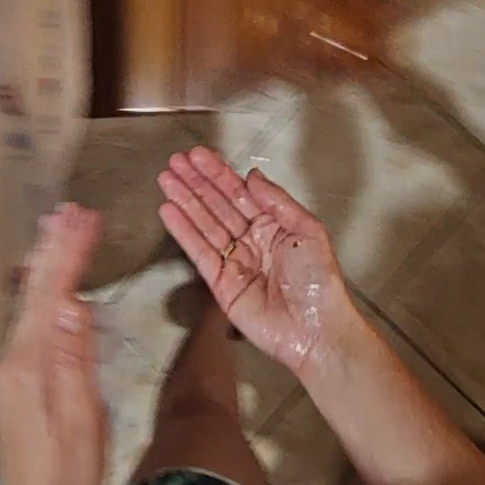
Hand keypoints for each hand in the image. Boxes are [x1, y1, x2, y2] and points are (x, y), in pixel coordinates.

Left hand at [0, 203, 105, 484]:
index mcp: (31, 362)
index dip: (70, 252)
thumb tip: (74, 304)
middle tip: (74, 211)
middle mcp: (15, 356)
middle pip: (37, 288)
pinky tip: (43, 274)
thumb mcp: (81, 416)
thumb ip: (76, 358)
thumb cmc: (66, 468)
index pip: (53, 292)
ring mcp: (13, 363)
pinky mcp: (19, 372)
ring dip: (47, 258)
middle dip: (57, 246)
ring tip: (57, 225)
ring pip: (30, 297)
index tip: (86, 219)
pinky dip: (40, 283)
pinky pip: (29, 311)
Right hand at [156, 147, 358, 378]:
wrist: (317, 330)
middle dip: (195, 182)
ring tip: (166, 179)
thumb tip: (252, 174)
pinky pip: (199, 252)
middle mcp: (250, 239)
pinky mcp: (220, 284)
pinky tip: (169, 211)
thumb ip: (277, 201)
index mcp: (272, 225)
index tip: (198, 155)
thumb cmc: (319, 281)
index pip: (239, 192)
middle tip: (174, 161)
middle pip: (217, 204)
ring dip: (184, 200)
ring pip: (204, 223)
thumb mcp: (307, 230)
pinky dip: (183, 231)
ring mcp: (234, 260)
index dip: (217, 173)